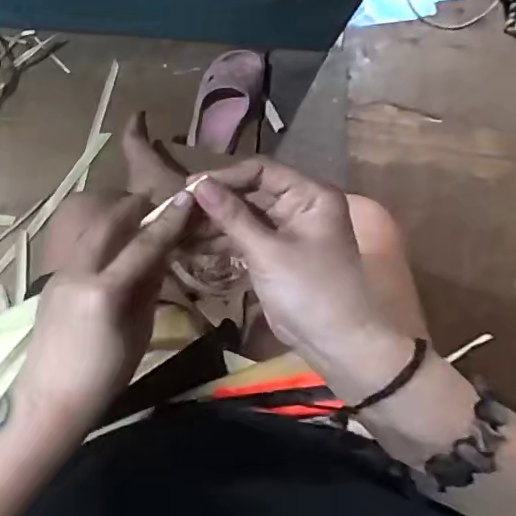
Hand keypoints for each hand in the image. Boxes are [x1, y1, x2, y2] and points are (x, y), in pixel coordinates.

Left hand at [8, 191, 195, 443]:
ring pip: (88, 236)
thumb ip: (147, 291)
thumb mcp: (137, 334)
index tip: (186, 198)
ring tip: (133, 215)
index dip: (168, 221)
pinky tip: (111, 247)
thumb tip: (159, 258)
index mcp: (105, 291)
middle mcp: (78, 274)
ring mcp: (59, 277)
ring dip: (111, 221)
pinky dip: (98, 242)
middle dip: (131, 208)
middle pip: (107, 227)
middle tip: (154, 198)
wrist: (50, 398)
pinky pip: (78, 253)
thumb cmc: (103, 377)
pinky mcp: (50, 284)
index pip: (143, 246)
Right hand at [191, 159, 412, 397]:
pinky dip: (219, 241)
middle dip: (213, 201)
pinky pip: (242, 238)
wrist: (338, 343)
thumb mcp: (267, 251)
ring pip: (241, 216)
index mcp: (310, 196)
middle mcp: (298, 207)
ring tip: (177, 229)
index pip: (261, 171)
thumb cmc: (311, 291)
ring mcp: (285, 232)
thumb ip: (231, 216)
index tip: (189, 187)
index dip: (225, 177)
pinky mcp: (273, 255)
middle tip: (177, 209)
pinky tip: (189, 246)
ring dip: (211, 223)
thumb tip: (197, 185)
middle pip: (248, 192)